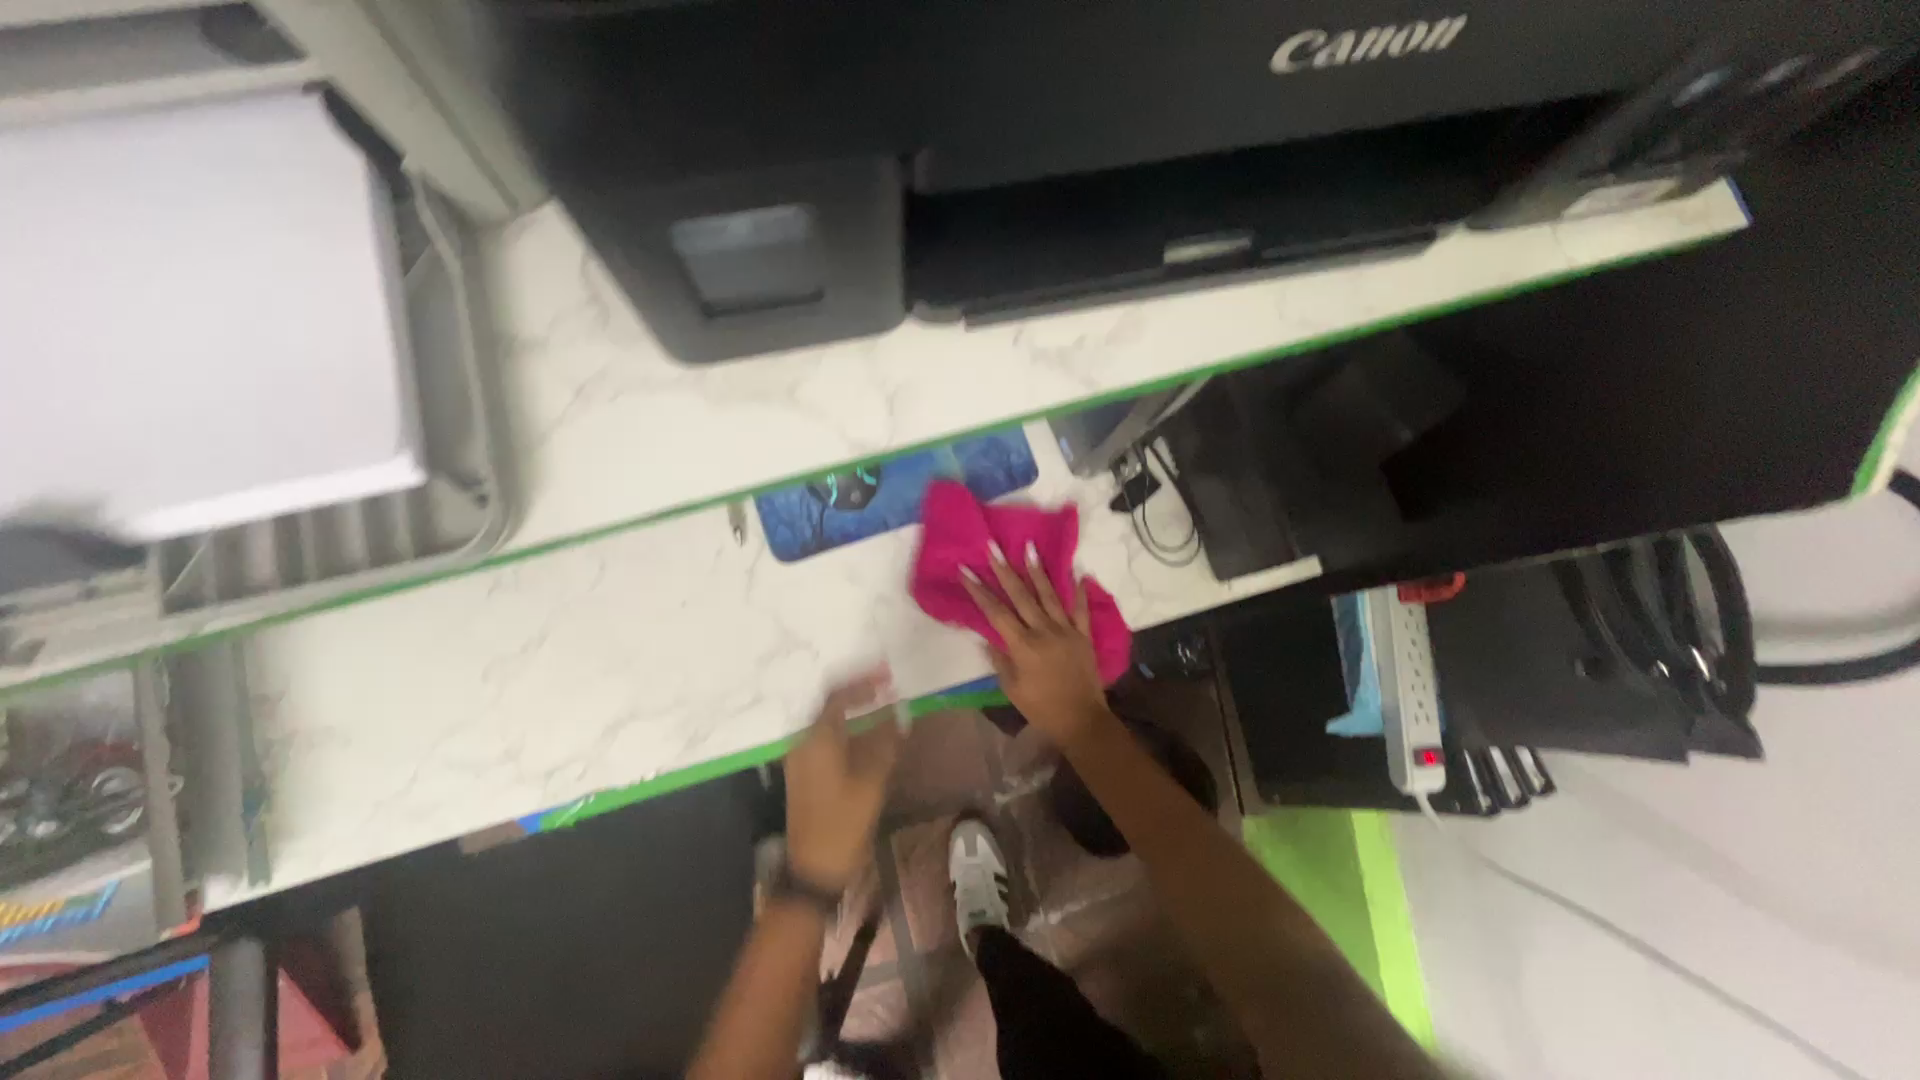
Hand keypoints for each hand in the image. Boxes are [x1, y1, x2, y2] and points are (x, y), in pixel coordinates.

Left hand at [784, 671, 902, 892]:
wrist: (812, 868)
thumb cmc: (843, 823)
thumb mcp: (871, 781)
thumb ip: (885, 741)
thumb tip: (898, 711)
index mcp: (816, 739)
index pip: (838, 695)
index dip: (864, 681)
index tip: (888, 675)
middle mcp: (802, 742)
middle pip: (829, 704)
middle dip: (858, 691)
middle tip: (886, 685)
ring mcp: (800, 758)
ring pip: (827, 721)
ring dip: (853, 710)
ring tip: (881, 705)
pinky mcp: (804, 773)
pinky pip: (825, 737)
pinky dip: (846, 728)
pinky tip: (866, 734)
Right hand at [961, 541, 1109, 746]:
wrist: (1081, 720)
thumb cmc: (1041, 708)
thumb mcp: (1012, 689)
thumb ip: (1000, 661)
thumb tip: (989, 637)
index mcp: (1022, 646)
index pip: (996, 612)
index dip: (979, 590)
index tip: (966, 570)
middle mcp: (1043, 631)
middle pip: (1020, 596)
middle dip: (1004, 570)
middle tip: (993, 547)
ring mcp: (1066, 630)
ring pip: (1049, 595)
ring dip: (1037, 571)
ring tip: (1029, 547)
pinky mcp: (1084, 636)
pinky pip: (1081, 609)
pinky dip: (1079, 591)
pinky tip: (1078, 572)